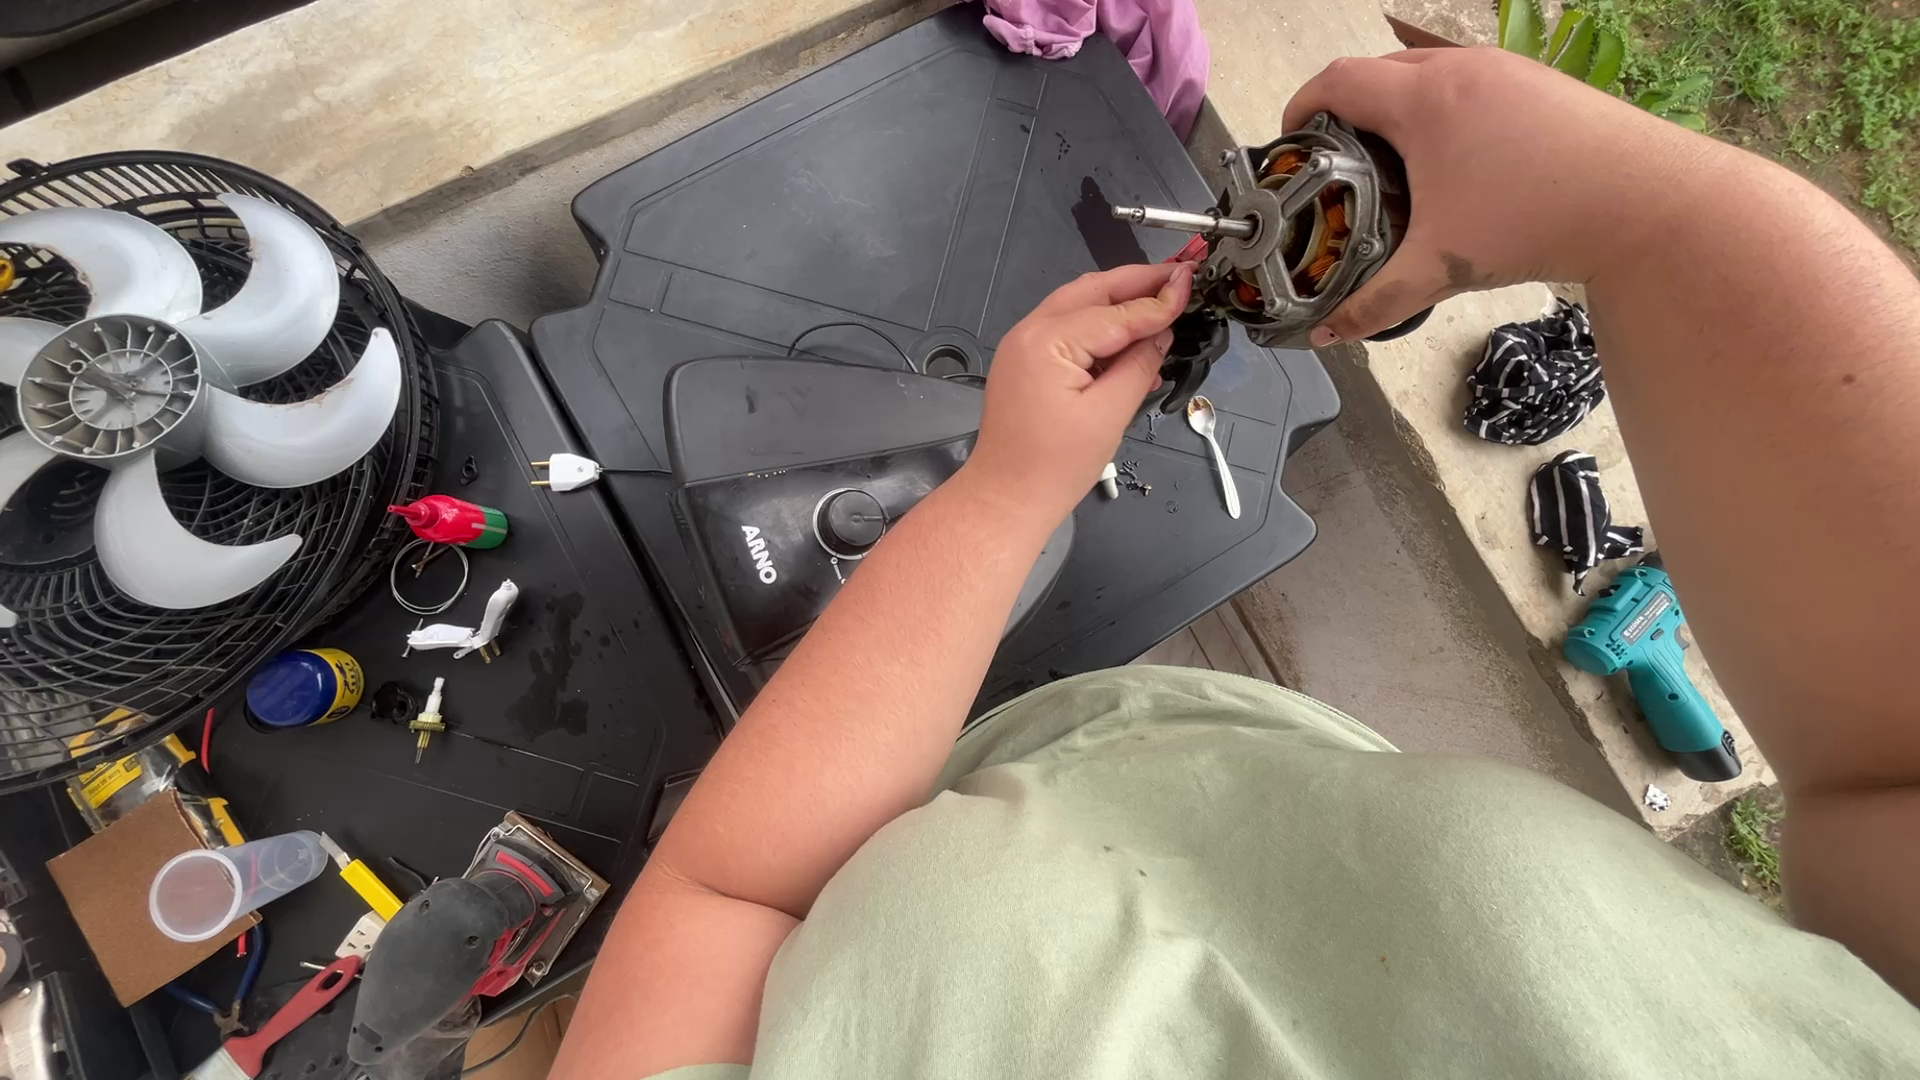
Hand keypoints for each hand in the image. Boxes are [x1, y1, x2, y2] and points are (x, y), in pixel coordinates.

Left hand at [961, 262, 1193, 529]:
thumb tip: (1161, 333)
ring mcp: (1021, 348)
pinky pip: (1066, 333)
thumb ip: (1138, 366)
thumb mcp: (1108, 414)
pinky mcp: (1024, 365)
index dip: (1157, 300)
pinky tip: (1130, 345)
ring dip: (1118, 304)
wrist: (1006, 498)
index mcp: (1046, 342)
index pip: (1113, 312)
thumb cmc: (1053, 466)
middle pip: (1091, 293)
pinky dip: (1098, 331)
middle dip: (1136, 283)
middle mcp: (1028, 333)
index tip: (1191, 282)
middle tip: (1178, 277)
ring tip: (1161, 304)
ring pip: (1077, 308)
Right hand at [1283, 47, 1715, 344]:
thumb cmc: (1530, 225)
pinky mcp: (1533, 81)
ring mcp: (1502, 69)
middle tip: (1327, 161)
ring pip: (1420, 70)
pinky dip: (1428, 108)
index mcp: (1425, 102)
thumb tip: (1322, 338)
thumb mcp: (1436, 271)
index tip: (1288, 144)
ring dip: (1385, 106)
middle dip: (1339, 109)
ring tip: (1377, 161)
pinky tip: (1436, 159)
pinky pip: (1458, 80)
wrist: (1650, 202)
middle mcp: (1460, 70)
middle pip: (1374, 69)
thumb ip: (1370, 306)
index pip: (1338, 81)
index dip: (1299, 107)